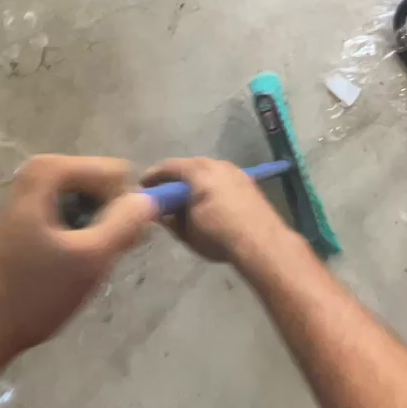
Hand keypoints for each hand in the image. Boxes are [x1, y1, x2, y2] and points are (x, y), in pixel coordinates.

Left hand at [0, 155, 156, 352]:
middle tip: (104, 259)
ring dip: (98, 228)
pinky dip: (81, 233)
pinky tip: (72, 262)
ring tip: (88, 264)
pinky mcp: (30, 210)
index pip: (115, 172)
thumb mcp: (90, 260)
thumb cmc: (35, 292)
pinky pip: (72, 209)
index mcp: (51, 170)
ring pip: (89, 198)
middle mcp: (40, 169)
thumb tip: (149, 198)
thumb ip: (125, 223)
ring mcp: (32, 189)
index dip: (125, 208)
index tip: (121, 246)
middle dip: (110, 217)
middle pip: (101, 181)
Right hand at [142, 158, 295, 267]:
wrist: (263, 244)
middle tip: (166, 195)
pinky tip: (211, 204)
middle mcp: (216, 163)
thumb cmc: (218, 235)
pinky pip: (222, 180)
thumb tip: (161, 213)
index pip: (168, 167)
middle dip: (176, 180)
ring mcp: (235, 171)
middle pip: (189, 167)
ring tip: (189, 201)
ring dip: (196, 184)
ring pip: (208, 173)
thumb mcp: (187, 232)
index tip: (143, 186)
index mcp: (197, 170)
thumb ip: (170, 219)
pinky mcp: (248, 182)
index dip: (153, 177)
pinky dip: (212, 188)